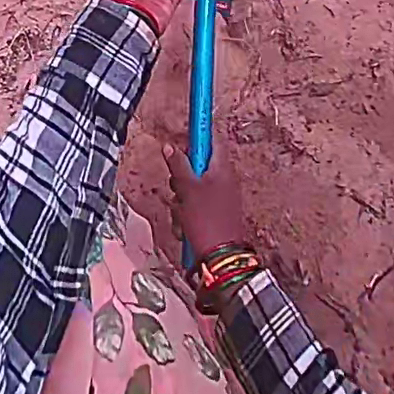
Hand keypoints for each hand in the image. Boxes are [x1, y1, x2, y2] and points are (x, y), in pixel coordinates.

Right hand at [163, 143, 250, 260]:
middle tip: (177, 185)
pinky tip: (184, 225)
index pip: (213, 139)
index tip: (184, 133)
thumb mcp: (187, 188)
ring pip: (193, 186)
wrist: (221, 260)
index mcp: (222, 169)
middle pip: (199, 164)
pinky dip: (187, 212)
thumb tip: (170, 146)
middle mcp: (224, 180)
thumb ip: (178, 164)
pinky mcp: (215, 214)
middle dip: (183, 174)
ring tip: (181, 210)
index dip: (199, 133)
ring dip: (182, 196)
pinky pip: (196, 204)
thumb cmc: (207, 220)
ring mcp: (220, 198)